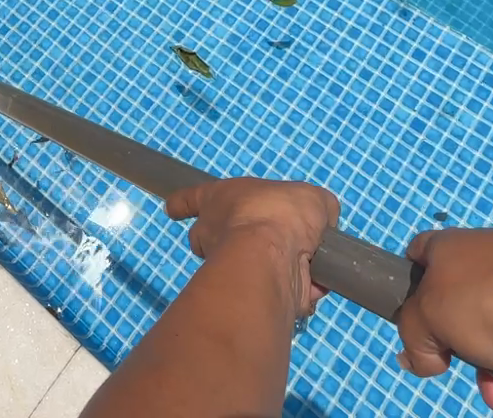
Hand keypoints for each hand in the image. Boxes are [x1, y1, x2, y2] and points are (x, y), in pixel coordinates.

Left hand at [164, 178, 339, 315]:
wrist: (272, 254)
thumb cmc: (280, 212)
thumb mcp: (310, 198)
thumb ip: (315, 208)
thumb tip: (322, 218)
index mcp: (218, 197)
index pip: (190, 198)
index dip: (182, 202)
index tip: (171, 208)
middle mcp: (212, 230)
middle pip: (208, 238)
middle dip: (234, 244)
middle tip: (265, 245)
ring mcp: (223, 264)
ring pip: (240, 269)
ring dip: (270, 271)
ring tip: (299, 268)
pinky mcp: (242, 295)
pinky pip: (268, 293)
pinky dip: (291, 294)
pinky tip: (309, 289)